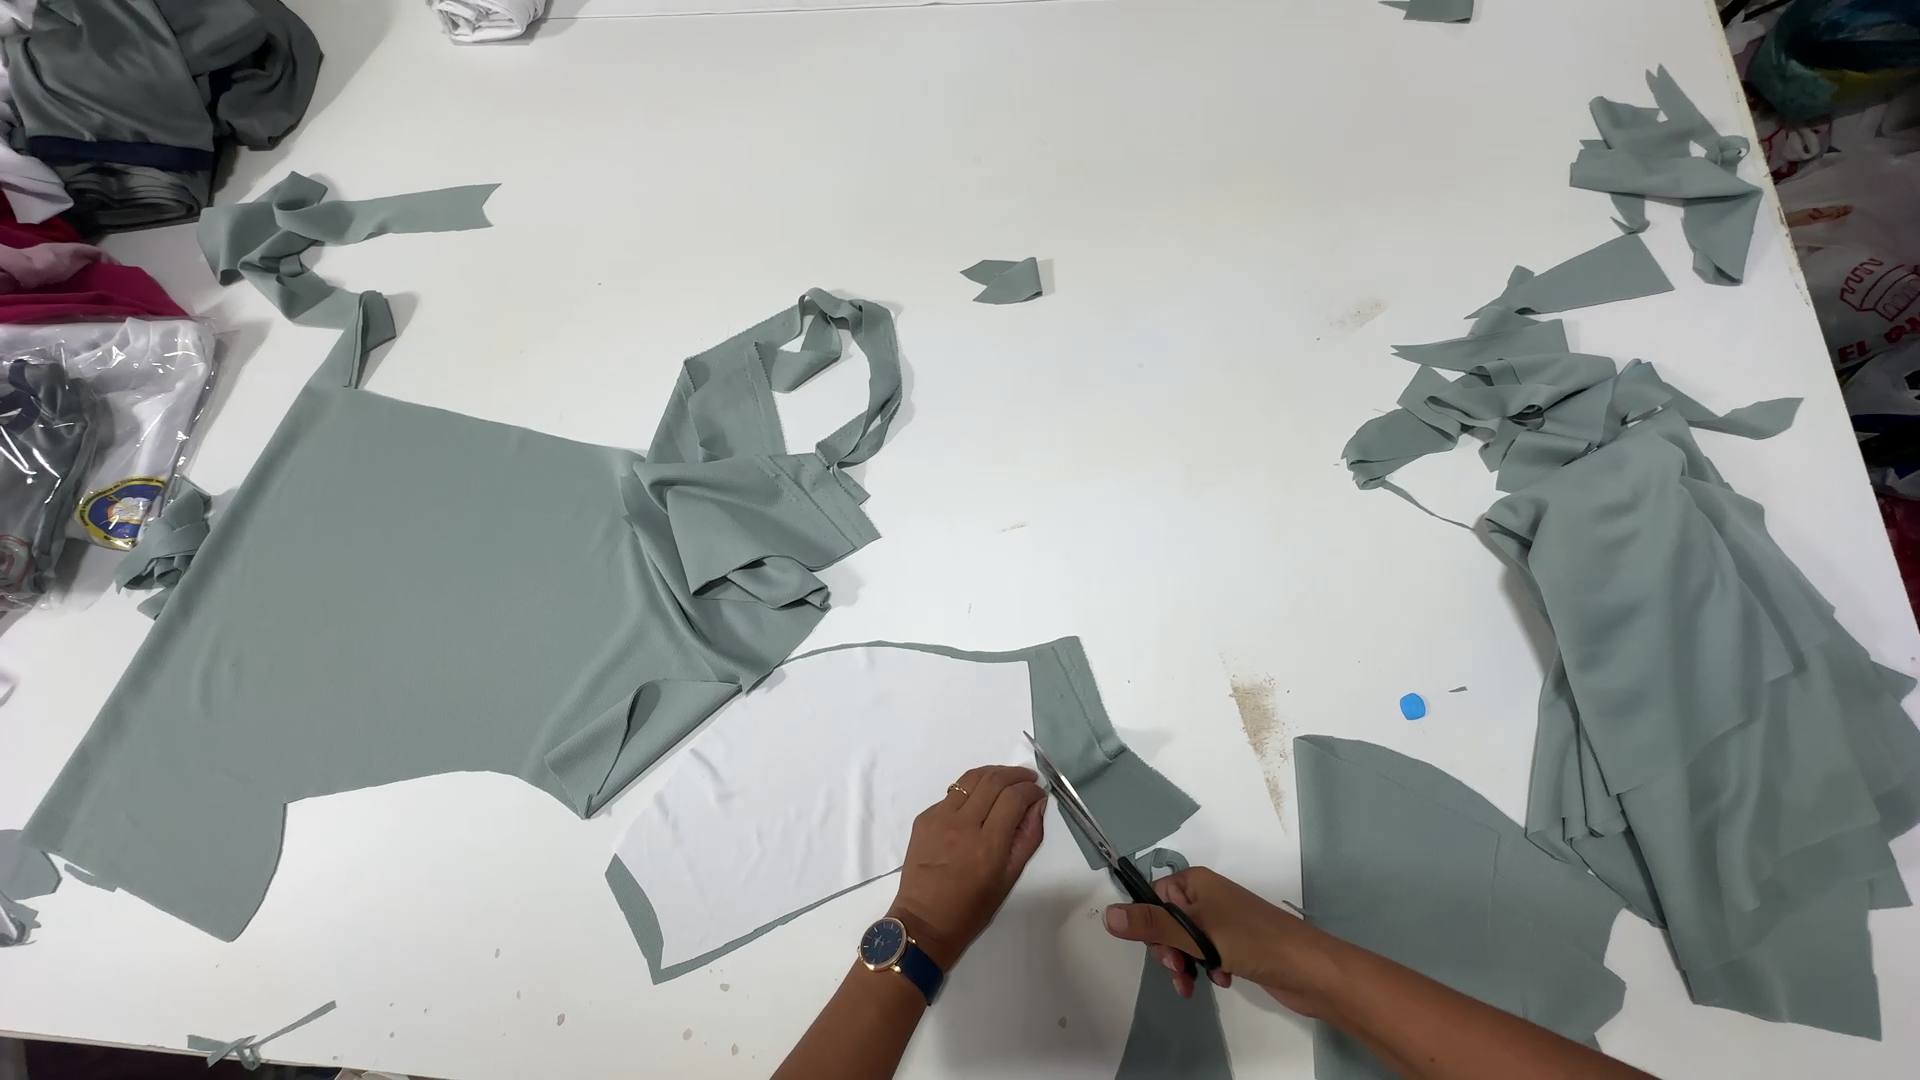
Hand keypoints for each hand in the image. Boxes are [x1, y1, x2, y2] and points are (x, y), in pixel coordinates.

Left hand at [888, 764, 1047, 969]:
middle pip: (993, 780)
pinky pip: (952, 795)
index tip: (1038, 792)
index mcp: (987, 845)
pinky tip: (979, 801)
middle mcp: (962, 825)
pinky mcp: (924, 818)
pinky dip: (971, 791)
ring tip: (1007, 779)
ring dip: (993, 773)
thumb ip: (1028, 837)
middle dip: (1015, 774)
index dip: (1030, 790)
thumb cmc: (972, 908)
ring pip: (970, 779)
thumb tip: (1037, 804)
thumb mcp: (1009, 878)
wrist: (925, 921)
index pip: (1013, 798)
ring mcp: (939, 818)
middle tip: (1028, 778)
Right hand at [1102, 866, 1339, 1014]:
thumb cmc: (1251, 941)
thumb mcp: (1196, 934)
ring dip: (1186, 963)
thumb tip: (1108, 915)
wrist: (1309, 970)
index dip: (1150, 925)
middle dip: (1168, 950)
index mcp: (1195, 883)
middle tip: (1180, 970)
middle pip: (1167, 921)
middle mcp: (1207, 896)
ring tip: (1197, 984)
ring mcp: (1222, 920)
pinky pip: (1206, 953)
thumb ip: (1151, 926)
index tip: (1160, 951)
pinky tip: (1221, 981)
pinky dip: (1207, 968)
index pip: (1154, 896)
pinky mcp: (1236, 943)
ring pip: (1186, 941)